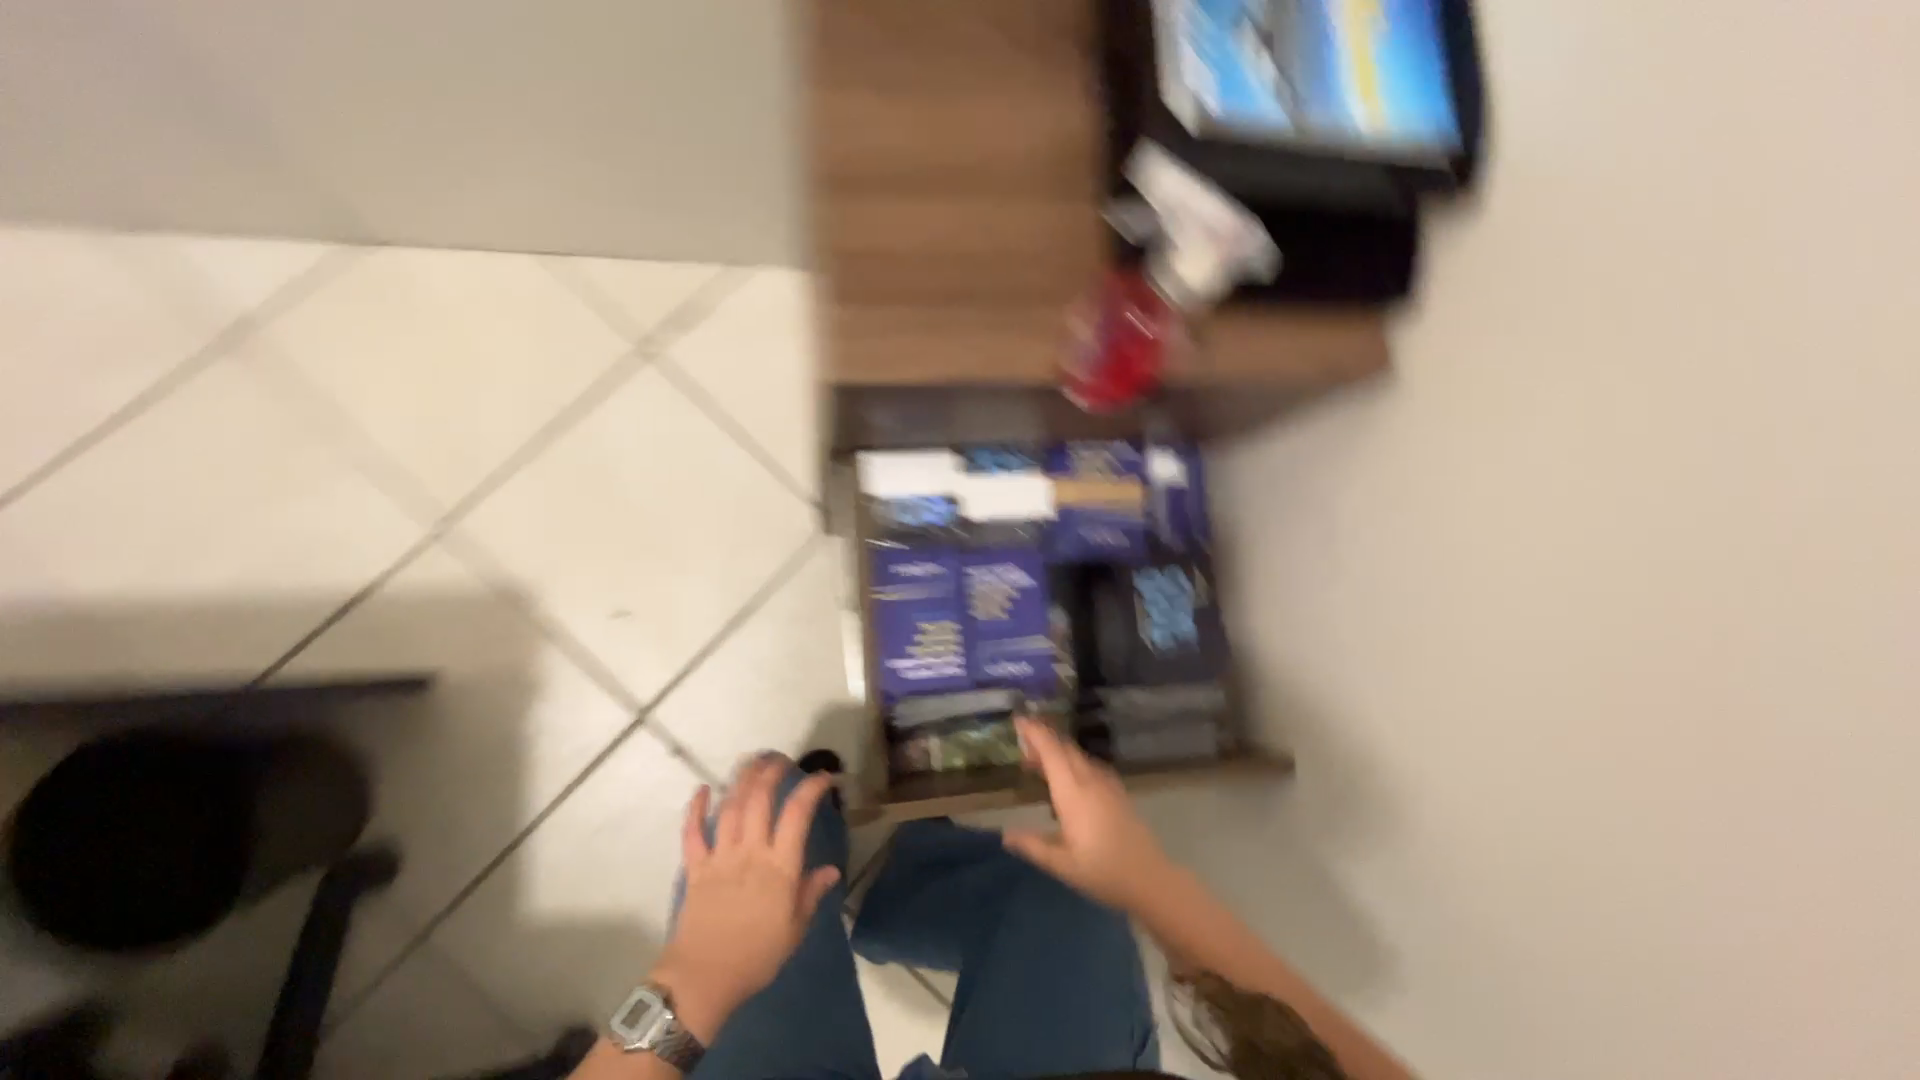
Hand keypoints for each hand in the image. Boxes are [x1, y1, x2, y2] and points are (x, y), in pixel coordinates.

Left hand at [649, 758, 839, 1040]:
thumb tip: (831, 870)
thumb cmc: (756, 957)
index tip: (824, 777)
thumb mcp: (795, 929)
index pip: (798, 814)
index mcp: (780, 866)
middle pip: (760, 800)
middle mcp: (750, 852)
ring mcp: (720, 857)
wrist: (703, 979)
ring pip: (730, 808)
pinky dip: (695, 809)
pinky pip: (693, 833)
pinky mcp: (695, 868)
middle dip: (772, 773)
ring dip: (741, 780)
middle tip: (781, 760)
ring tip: (751, 762)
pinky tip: (701, 790)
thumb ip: (811, 894)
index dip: (812, 789)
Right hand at [1002, 715, 1176, 911]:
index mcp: (1073, 793)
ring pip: (1079, 757)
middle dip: (1043, 740)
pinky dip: (1073, 765)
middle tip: (1022, 747)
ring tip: (1038, 766)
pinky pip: (1091, 767)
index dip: (1034, 732)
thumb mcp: (1061, 864)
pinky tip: (1068, 784)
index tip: (1018, 719)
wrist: (1150, 879)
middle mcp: (1090, 781)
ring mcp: (1108, 785)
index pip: (1051, 751)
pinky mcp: (1118, 793)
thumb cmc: (1102, 872)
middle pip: (1065, 749)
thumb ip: (1032, 846)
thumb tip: (1005, 835)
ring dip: (1058, 753)